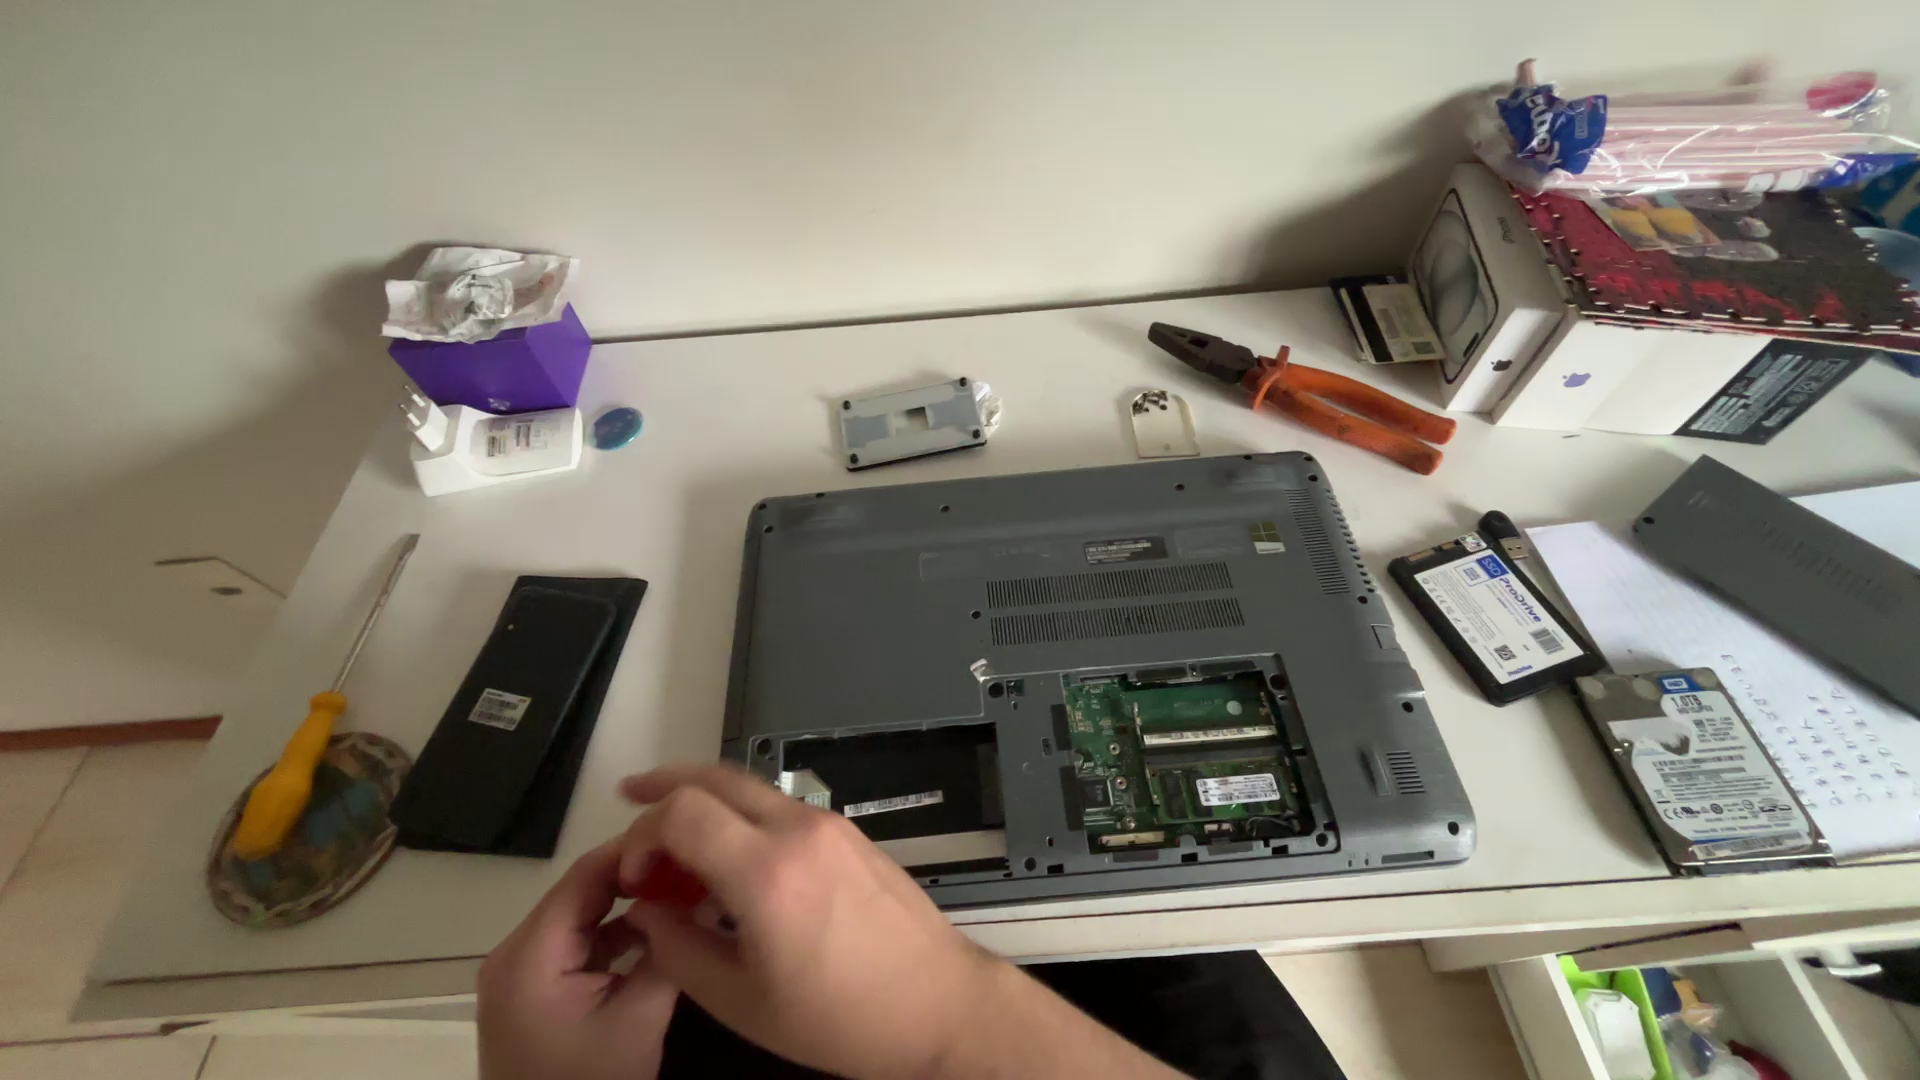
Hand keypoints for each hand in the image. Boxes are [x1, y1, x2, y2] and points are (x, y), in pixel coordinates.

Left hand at [477, 839, 680, 1079]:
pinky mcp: (539, 987)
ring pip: (588, 910)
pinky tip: (666, 921)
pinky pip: (584, 938)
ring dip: (636, 897)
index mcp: (528, 954)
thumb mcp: (640, 1015)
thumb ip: (669, 946)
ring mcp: (524, 971)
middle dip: (643, 871)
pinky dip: (623, 927)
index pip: (587, 873)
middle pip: (586, 888)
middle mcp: (515, 952)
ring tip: (689, 882)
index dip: (639, 848)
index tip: (691, 836)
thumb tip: (707, 889)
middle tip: (697, 859)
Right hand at [613, 765, 1002, 1079]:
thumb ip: (680, 948)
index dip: (642, 833)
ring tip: (672, 828)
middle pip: (716, 776)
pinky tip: (728, 848)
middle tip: (631, 798)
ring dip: (705, 796)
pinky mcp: (847, 831)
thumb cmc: (843, 1016)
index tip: (634, 871)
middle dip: (665, 783)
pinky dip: (743, 812)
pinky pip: (781, 805)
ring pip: (751, 785)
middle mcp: (800, 830)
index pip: (683, 810)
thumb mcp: (742, 1002)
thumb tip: (649, 911)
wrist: (936, 1002)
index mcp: (768, 872)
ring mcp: (829, 825)